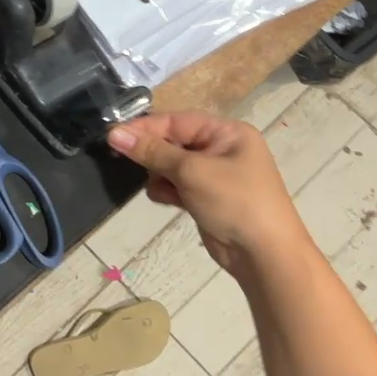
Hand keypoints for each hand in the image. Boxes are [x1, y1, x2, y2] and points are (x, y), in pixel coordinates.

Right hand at [108, 111, 310, 276]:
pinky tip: (169, 201)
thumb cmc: (234, 203)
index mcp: (227, 133)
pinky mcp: (205, 196)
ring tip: (162, 189)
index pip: (176, 120)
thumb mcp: (191, 172)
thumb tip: (113, 133)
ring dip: (159, 175)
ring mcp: (214, 174)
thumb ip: (151, 151)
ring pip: (169, 164)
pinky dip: (167, 190)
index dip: (144, 127)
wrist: (264, 255)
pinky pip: (175, 184)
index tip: (112, 136)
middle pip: (171, 141)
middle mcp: (221, 149)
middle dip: (152, 154)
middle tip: (125, 162)